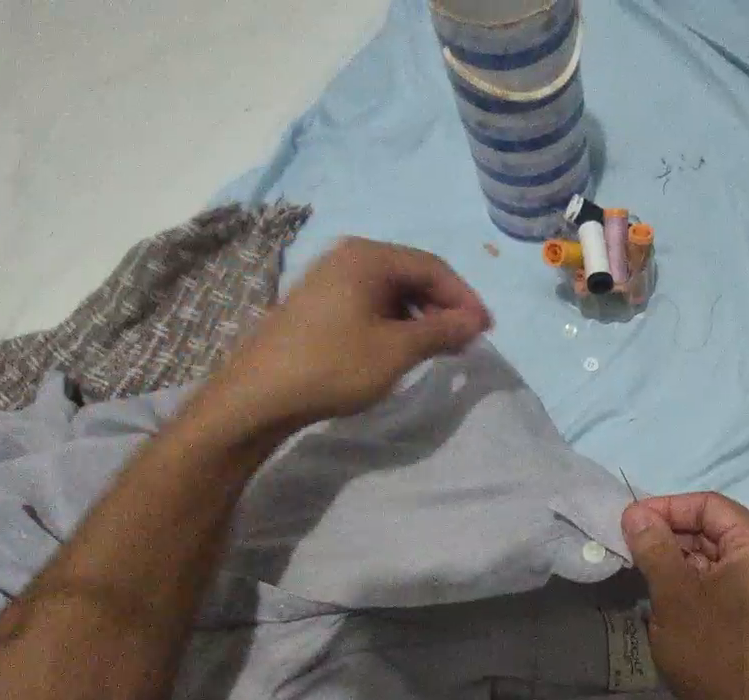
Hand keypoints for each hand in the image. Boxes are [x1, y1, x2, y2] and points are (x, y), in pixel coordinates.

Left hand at [206, 237, 492, 437]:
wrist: (261, 394)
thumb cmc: (334, 366)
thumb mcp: (398, 350)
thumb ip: (442, 330)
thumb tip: (476, 320)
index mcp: (368, 257)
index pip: (433, 267)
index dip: (465, 298)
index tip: (486, 330)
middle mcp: (348, 257)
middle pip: (412, 275)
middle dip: (444, 307)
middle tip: (466, 341)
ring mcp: (330, 278)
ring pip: (392, 291)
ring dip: (422, 317)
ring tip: (439, 349)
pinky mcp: (319, 303)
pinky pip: (371, 303)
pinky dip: (397, 322)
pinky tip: (403, 349)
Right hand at [622, 493, 748, 699]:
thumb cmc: (713, 651)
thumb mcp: (674, 593)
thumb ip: (654, 546)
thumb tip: (635, 513)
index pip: (708, 504)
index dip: (665, 507)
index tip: (626, 522)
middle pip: (710, 528)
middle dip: (667, 534)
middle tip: (625, 547)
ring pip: (709, 556)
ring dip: (673, 560)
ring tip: (636, 571)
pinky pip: (715, 581)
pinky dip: (686, 582)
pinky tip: (657, 596)